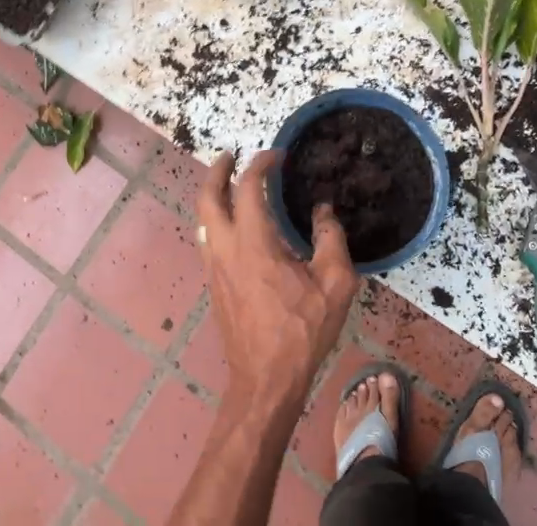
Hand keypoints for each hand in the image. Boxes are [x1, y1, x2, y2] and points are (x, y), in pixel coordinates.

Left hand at [196, 151, 359, 407]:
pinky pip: (207, 239)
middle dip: (217, 171)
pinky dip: (216, 219)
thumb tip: (324, 211)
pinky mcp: (213, 285)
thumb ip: (331, 240)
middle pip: (207, 196)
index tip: (277, 156)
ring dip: (212, 195)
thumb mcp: (334, 285)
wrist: (265, 380)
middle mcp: (225, 248)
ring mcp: (214, 268)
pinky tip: (235, 226)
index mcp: (253, 242)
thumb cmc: (302, 331)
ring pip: (202, 219)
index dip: (261, 164)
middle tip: (231, 156)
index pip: (248, 187)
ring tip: (229, 185)